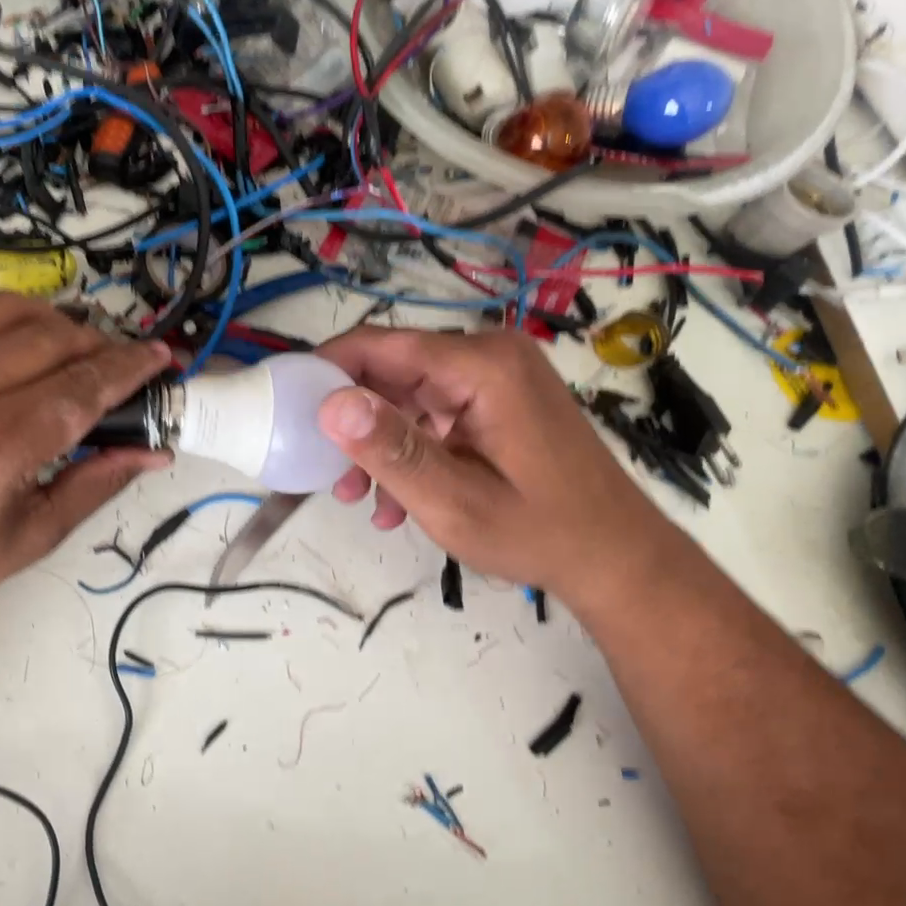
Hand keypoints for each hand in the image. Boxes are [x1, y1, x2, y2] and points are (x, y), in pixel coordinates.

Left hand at [0, 297, 171, 626]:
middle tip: (124, 367)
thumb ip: (98, 482)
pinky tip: (24, 354)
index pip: (81, 387)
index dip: (129, 370)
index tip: (162, 358)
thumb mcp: (34, 535)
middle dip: (101, 345)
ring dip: (58, 324)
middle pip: (52, 338)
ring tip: (77, 354)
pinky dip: (10, 326)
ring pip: (11, 311)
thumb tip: (154, 449)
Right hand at [312, 328, 686, 595]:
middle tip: (327, 472)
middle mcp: (488, 356)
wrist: (618, 560)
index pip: (379, 345)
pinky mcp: (496, 400)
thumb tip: (329, 404)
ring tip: (358, 496)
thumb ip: (390, 450)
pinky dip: (405, 448)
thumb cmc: (539, 533)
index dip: (325, 370)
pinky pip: (429, 411)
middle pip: (388, 369)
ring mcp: (494, 377)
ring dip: (374, 442)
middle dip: (350, 419)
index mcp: (482, 367)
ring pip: (403, 393)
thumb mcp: (452, 500)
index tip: (288, 411)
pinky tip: (396, 498)